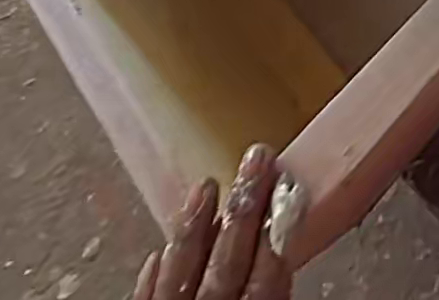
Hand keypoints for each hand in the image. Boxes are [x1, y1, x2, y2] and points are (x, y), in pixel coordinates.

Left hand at [132, 145, 291, 299]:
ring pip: (182, 275)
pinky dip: (151, 279)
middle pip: (227, 264)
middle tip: (258, 156)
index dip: (277, 232)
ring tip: (205, 184)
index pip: (263, 281)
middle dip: (245, 208)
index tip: (287, 182)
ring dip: (195, 228)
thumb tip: (287, 252)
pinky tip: (159, 251)